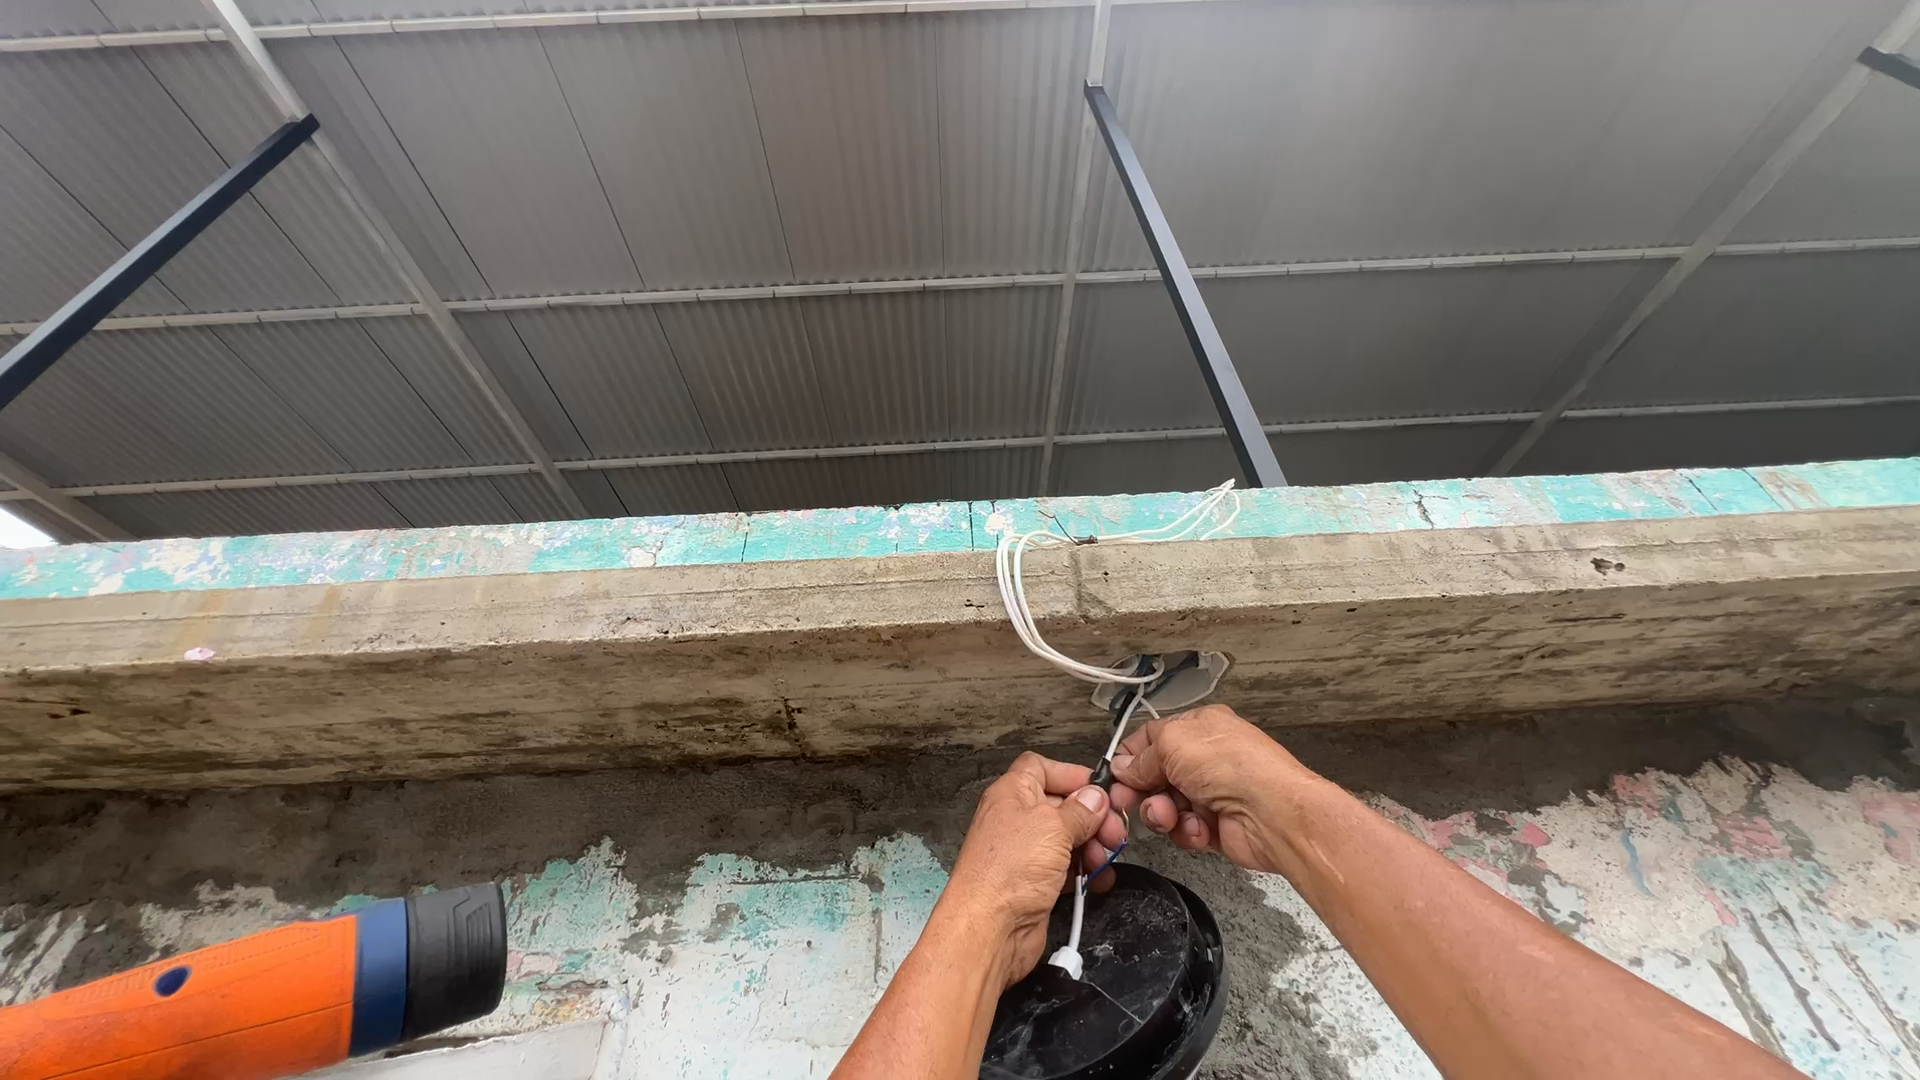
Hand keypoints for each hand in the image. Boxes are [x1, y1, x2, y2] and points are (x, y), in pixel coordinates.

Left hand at [941, 753, 1129, 988]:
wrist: (989, 928)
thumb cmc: (1009, 870)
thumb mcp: (1053, 828)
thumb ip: (1079, 810)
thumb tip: (1094, 796)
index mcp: (1012, 794)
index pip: (1040, 768)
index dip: (1070, 774)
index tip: (1100, 788)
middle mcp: (1016, 819)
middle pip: (1060, 805)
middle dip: (1091, 816)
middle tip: (1114, 832)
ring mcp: (1025, 853)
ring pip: (1067, 839)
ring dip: (1092, 846)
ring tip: (1105, 859)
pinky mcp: (1034, 883)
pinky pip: (1065, 869)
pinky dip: (1084, 872)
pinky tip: (1099, 879)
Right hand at [1108, 704, 1319, 874]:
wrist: (1273, 814)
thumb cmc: (1230, 765)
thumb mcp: (1173, 744)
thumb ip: (1142, 757)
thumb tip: (1122, 768)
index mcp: (1198, 726)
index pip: (1151, 738)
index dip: (1130, 757)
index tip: (1113, 776)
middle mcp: (1204, 757)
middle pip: (1155, 774)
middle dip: (1141, 790)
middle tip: (1125, 802)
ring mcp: (1210, 792)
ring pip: (1165, 804)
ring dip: (1162, 812)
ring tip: (1170, 815)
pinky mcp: (1215, 825)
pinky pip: (1184, 828)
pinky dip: (1187, 830)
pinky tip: (1199, 827)